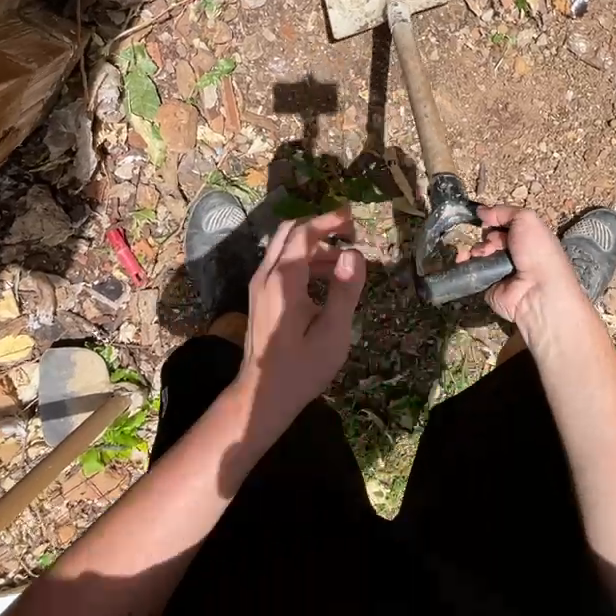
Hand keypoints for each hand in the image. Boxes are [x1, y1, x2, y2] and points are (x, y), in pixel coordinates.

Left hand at [235, 209, 365, 427]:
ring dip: (314, 246)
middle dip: (320, 227)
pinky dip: (304, 261)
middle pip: (290, 234)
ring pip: (285, 249)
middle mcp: (266, 276)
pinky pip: (281, 265)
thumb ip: (344, 290)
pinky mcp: (260, 298)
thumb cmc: (301, 368)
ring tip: (344, 262)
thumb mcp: (332, 333)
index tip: (353, 218)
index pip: (305, 233)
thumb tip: (355, 254)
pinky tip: (326, 280)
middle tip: (349, 232)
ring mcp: (260, 287)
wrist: (262, 397)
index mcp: (284, 279)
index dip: (329, 221)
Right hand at [458, 205, 589, 331]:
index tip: (485, 218)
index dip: (495, 219)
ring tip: (481, 254)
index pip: (505, 224)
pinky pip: (472, 270)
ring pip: (479, 252)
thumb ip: (503, 212)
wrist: (538, 291)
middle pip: (490, 237)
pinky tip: (463, 260)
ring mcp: (500, 270)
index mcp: (528, 237)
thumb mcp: (526, 219)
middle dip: (487, 236)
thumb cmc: (537, 251)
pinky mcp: (488, 285)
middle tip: (492, 244)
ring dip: (475, 249)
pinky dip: (464, 263)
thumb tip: (481, 211)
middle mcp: (515, 253)